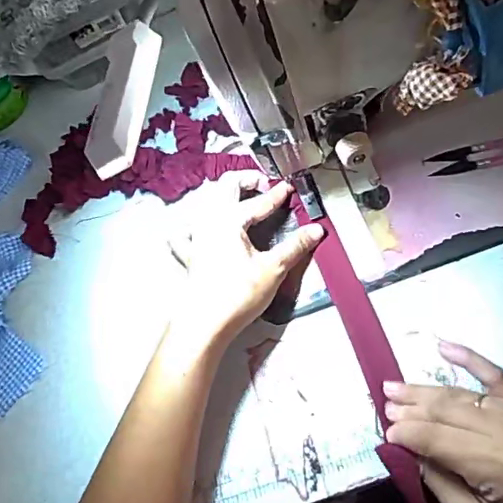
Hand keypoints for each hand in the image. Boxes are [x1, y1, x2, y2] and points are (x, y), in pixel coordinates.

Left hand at [168, 171, 324, 341]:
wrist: (205, 322)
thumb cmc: (237, 295)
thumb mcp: (274, 268)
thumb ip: (295, 246)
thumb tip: (315, 231)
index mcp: (229, 220)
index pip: (258, 200)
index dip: (276, 194)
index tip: (288, 189)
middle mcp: (208, 222)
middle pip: (224, 188)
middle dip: (244, 180)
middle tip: (262, 183)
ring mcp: (195, 237)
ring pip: (205, 204)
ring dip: (222, 197)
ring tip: (237, 199)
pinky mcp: (189, 255)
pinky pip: (186, 232)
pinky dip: (194, 226)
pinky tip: (199, 230)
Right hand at [385, 341, 502, 502]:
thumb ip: (442, 484)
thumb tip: (410, 450)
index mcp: (500, 467)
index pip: (437, 439)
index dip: (406, 434)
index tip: (382, 433)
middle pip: (448, 410)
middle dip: (411, 406)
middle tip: (381, 402)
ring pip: (465, 395)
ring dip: (428, 391)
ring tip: (395, 387)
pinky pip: (499, 379)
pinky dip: (472, 360)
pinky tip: (444, 347)